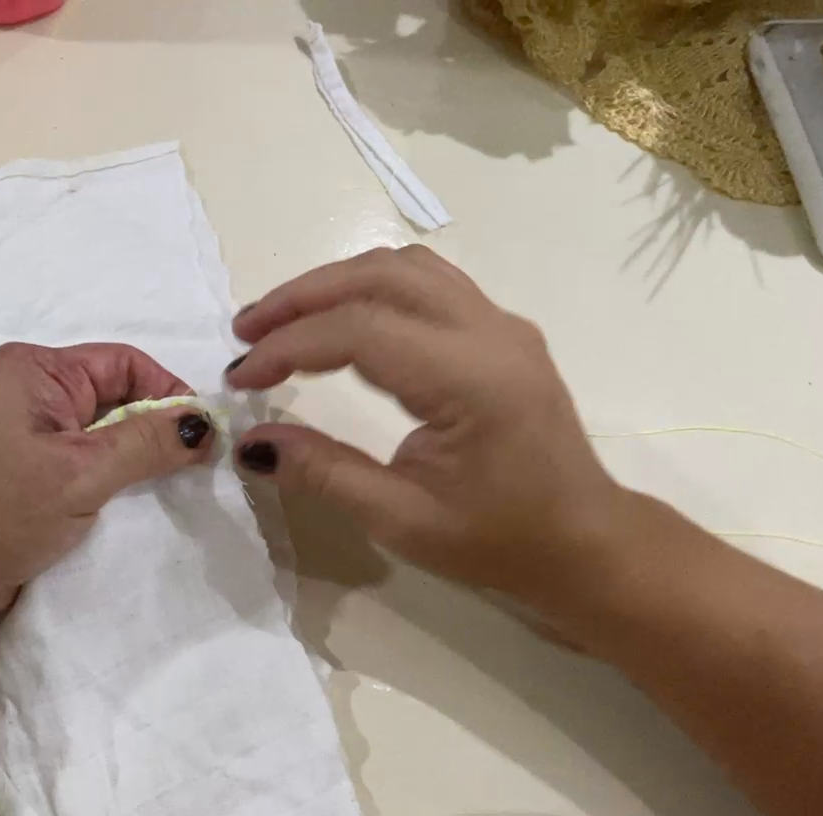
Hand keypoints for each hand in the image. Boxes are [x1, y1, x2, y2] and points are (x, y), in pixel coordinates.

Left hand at [0, 342, 214, 622]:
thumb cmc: (4, 513)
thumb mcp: (83, 472)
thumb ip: (147, 442)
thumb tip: (204, 423)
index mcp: (32, 369)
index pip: (121, 363)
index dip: (168, 391)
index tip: (204, 433)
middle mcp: (27, 390)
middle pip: (112, 394)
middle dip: (154, 424)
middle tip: (196, 461)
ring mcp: (24, 432)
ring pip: (100, 430)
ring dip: (134, 453)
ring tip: (170, 480)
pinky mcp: (26, 469)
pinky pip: (82, 457)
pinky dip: (111, 472)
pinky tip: (134, 494)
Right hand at [226, 245, 636, 604]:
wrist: (582, 541)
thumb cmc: (496, 540)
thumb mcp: (399, 519)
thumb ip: (322, 472)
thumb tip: (251, 442)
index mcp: (471, 380)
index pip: (361, 331)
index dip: (289, 345)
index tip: (240, 379)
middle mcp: (491, 333)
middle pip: (380, 276)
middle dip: (301, 297)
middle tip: (244, 331)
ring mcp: (499, 325)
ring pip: (404, 268)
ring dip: (332, 284)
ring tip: (278, 320)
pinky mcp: (497, 331)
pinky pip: (424, 283)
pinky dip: (366, 290)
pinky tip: (334, 320)